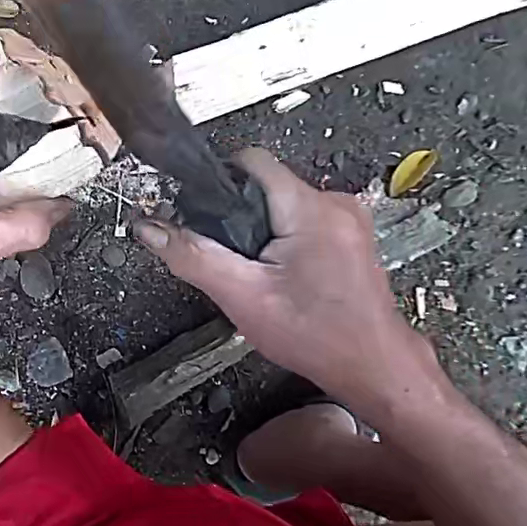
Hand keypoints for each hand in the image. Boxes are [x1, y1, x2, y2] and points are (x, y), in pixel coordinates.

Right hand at [133, 148, 432, 410]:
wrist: (372, 365)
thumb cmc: (321, 337)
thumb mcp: (243, 297)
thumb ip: (193, 257)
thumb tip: (153, 230)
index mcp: (310, 209)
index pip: (252, 160)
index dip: (220, 178)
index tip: (206, 207)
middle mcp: (336, 204)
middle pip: (266, 184)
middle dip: (242, 214)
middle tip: (238, 257)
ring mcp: (348, 218)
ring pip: (284, 202)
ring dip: (264, 229)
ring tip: (262, 270)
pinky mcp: (351, 234)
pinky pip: (305, 219)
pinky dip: (286, 238)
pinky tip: (284, 274)